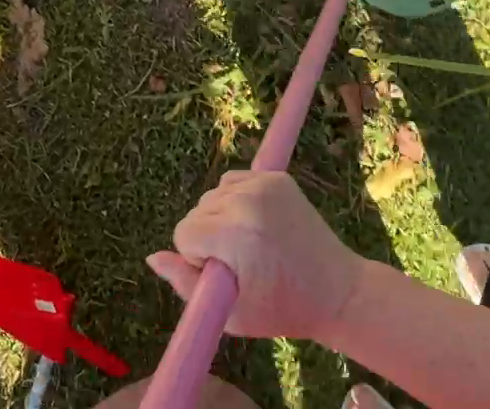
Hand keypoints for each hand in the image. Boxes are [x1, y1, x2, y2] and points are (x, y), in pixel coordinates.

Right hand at [146, 170, 364, 341]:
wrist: (338, 290)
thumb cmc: (281, 309)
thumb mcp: (230, 312)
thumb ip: (185, 284)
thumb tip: (152, 258)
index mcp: (235, 234)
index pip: (184, 232)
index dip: (197, 258)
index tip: (225, 275)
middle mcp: (248, 201)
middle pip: (197, 211)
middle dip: (208, 237)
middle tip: (242, 263)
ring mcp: (264, 184)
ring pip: (213, 196)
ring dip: (220, 218)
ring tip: (250, 244)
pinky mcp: (276, 177)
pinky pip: (233, 182)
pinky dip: (235, 201)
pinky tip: (255, 224)